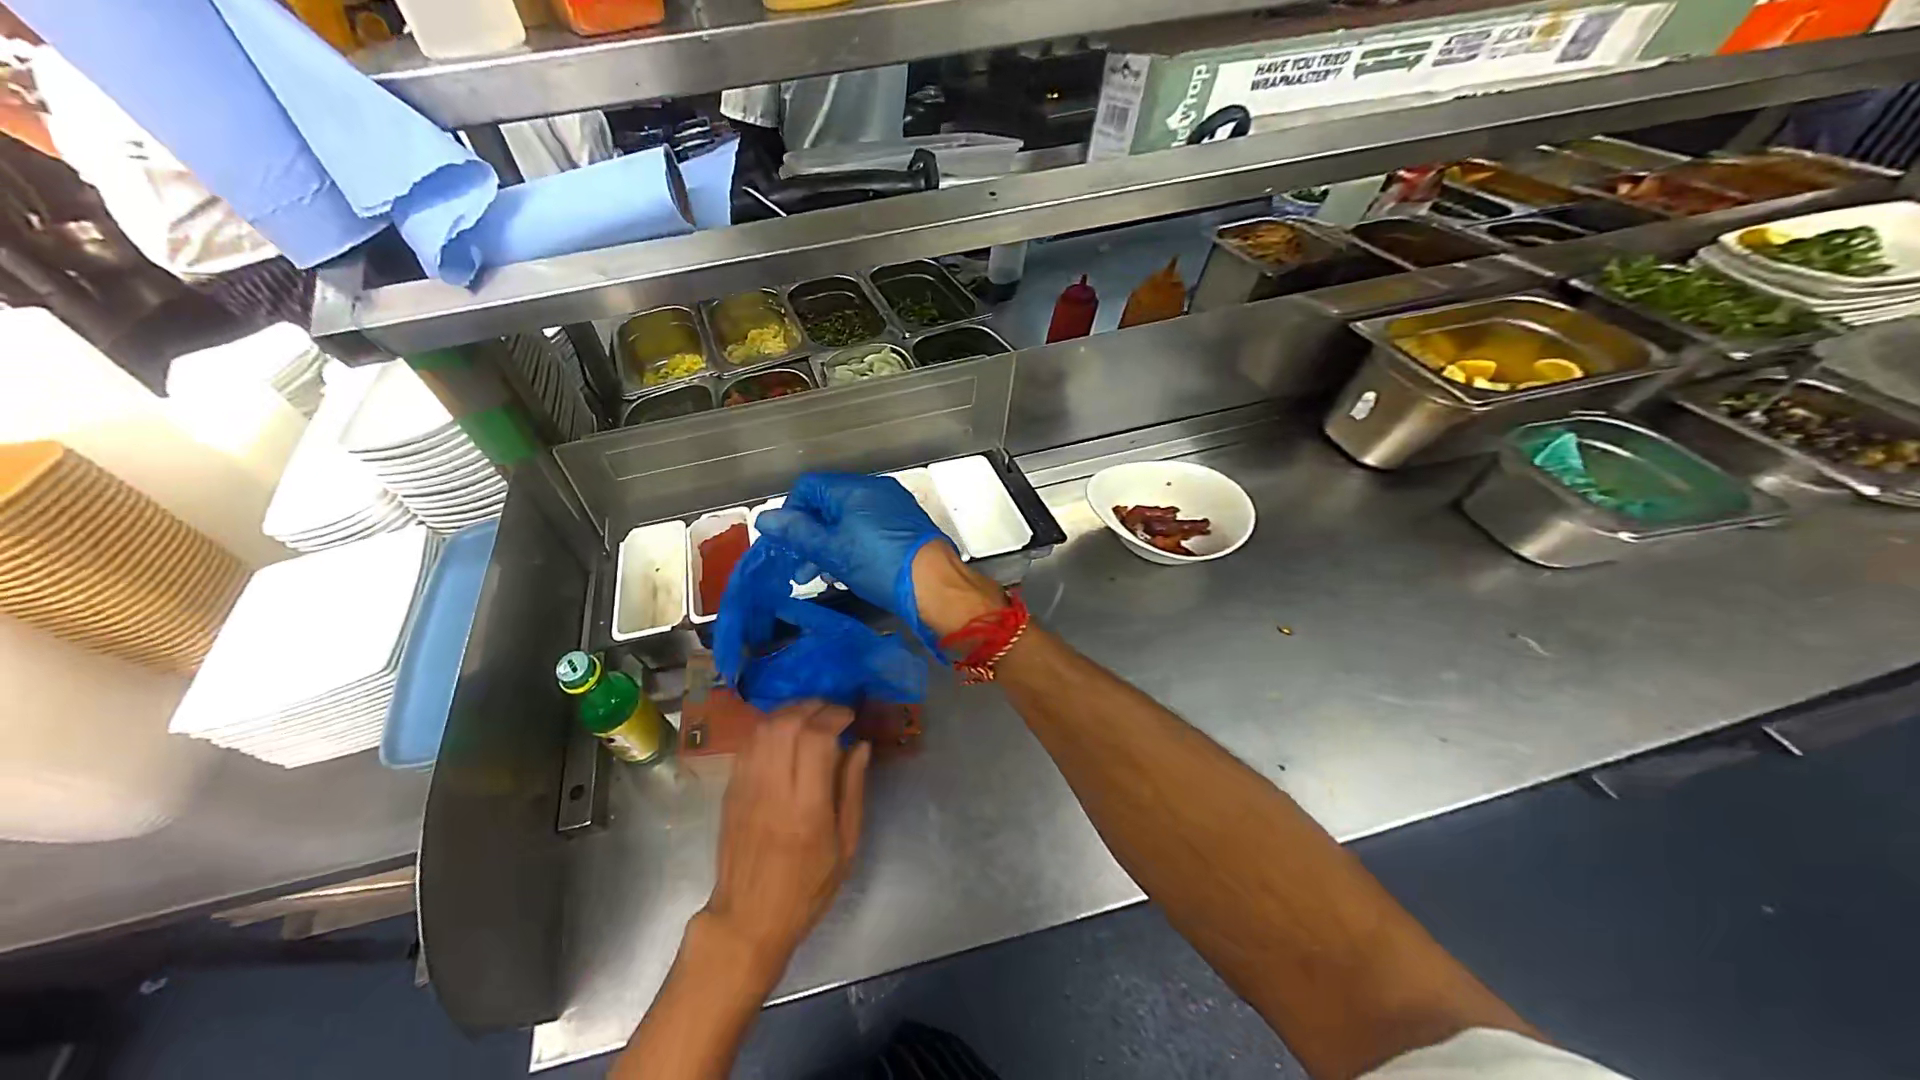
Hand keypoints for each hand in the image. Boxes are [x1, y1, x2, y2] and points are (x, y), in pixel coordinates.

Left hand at [703, 701, 871, 984]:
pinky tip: (785, 733)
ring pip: (763, 728)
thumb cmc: (806, 889)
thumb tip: (860, 745)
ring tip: (810, 717)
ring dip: (789, 712)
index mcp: (806, 808)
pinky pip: (748, 743)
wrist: (747, 920)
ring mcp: (745, 788)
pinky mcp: (730, 790)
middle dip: (813, 706)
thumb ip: (852, 790)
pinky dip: (769, 727)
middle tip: (831, 711)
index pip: (815, 738)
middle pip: (786, 724)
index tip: (849, 716)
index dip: (834, 715)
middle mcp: (772, 790)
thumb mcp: (846, 846)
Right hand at [754, 473, 951, 640]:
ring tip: (819, 576)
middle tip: (798, 566)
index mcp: (855, 488)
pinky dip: (851, 547)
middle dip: (809, 535)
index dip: (790, 512)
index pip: (808, 486)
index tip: (784, 541)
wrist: (935, 585)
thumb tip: (766, 518)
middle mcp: (876, 490)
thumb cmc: (880, 564)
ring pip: (848, 520)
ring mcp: (893, 508)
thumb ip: (796, 532)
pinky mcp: (905, 528)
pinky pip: (868, 530)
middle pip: (828, 504)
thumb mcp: (831, 550)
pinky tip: (846, 573)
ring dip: (828, 545)